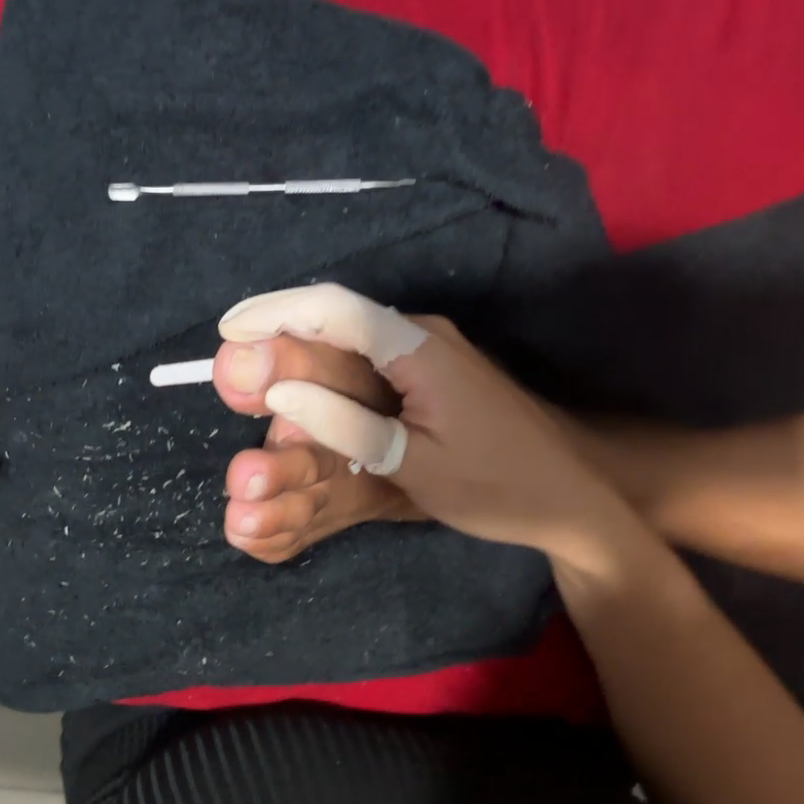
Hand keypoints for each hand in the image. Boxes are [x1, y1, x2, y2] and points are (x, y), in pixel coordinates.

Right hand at [217, 284, 632, 563]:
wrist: (574, 495)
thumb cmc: (498, 485)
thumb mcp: (415, 465)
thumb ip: (345, 425)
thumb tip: (277, 393)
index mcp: (419, 347)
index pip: (334, 308)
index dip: (276, 313)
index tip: (228, 330)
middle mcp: (422, 332)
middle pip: (337, 316)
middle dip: (278, 331)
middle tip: (231, 363)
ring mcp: (430, 348)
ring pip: (350, 335)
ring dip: (301, 349)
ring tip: (254, 376)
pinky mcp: (432, 369)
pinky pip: (367, 354)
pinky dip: (327, 367)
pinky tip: (304, 390)